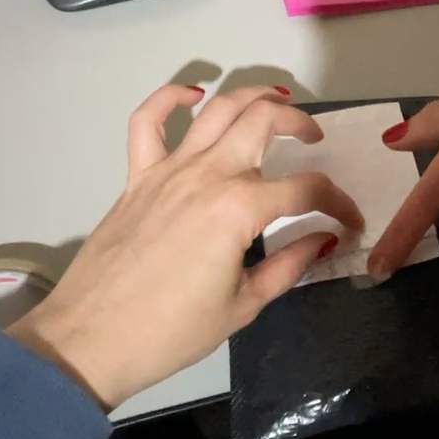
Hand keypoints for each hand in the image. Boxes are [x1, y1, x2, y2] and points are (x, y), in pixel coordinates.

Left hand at [7, 84, 363, 408]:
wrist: (89, 343)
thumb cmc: (171, 333)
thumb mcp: (243, 306)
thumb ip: (289, 265)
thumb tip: (325, 239)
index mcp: (240, 209)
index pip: (305, 190)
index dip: (337, 203)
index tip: (349, 221)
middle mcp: (208, 174)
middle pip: (264, 122)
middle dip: (300, 123)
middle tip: (313, 140)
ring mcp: (170, 169)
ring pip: (218, 109)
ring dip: (253, 96)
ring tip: (276, 102)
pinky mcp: (137, 175)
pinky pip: (148, 121)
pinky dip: (170, 97)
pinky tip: (193, 95)